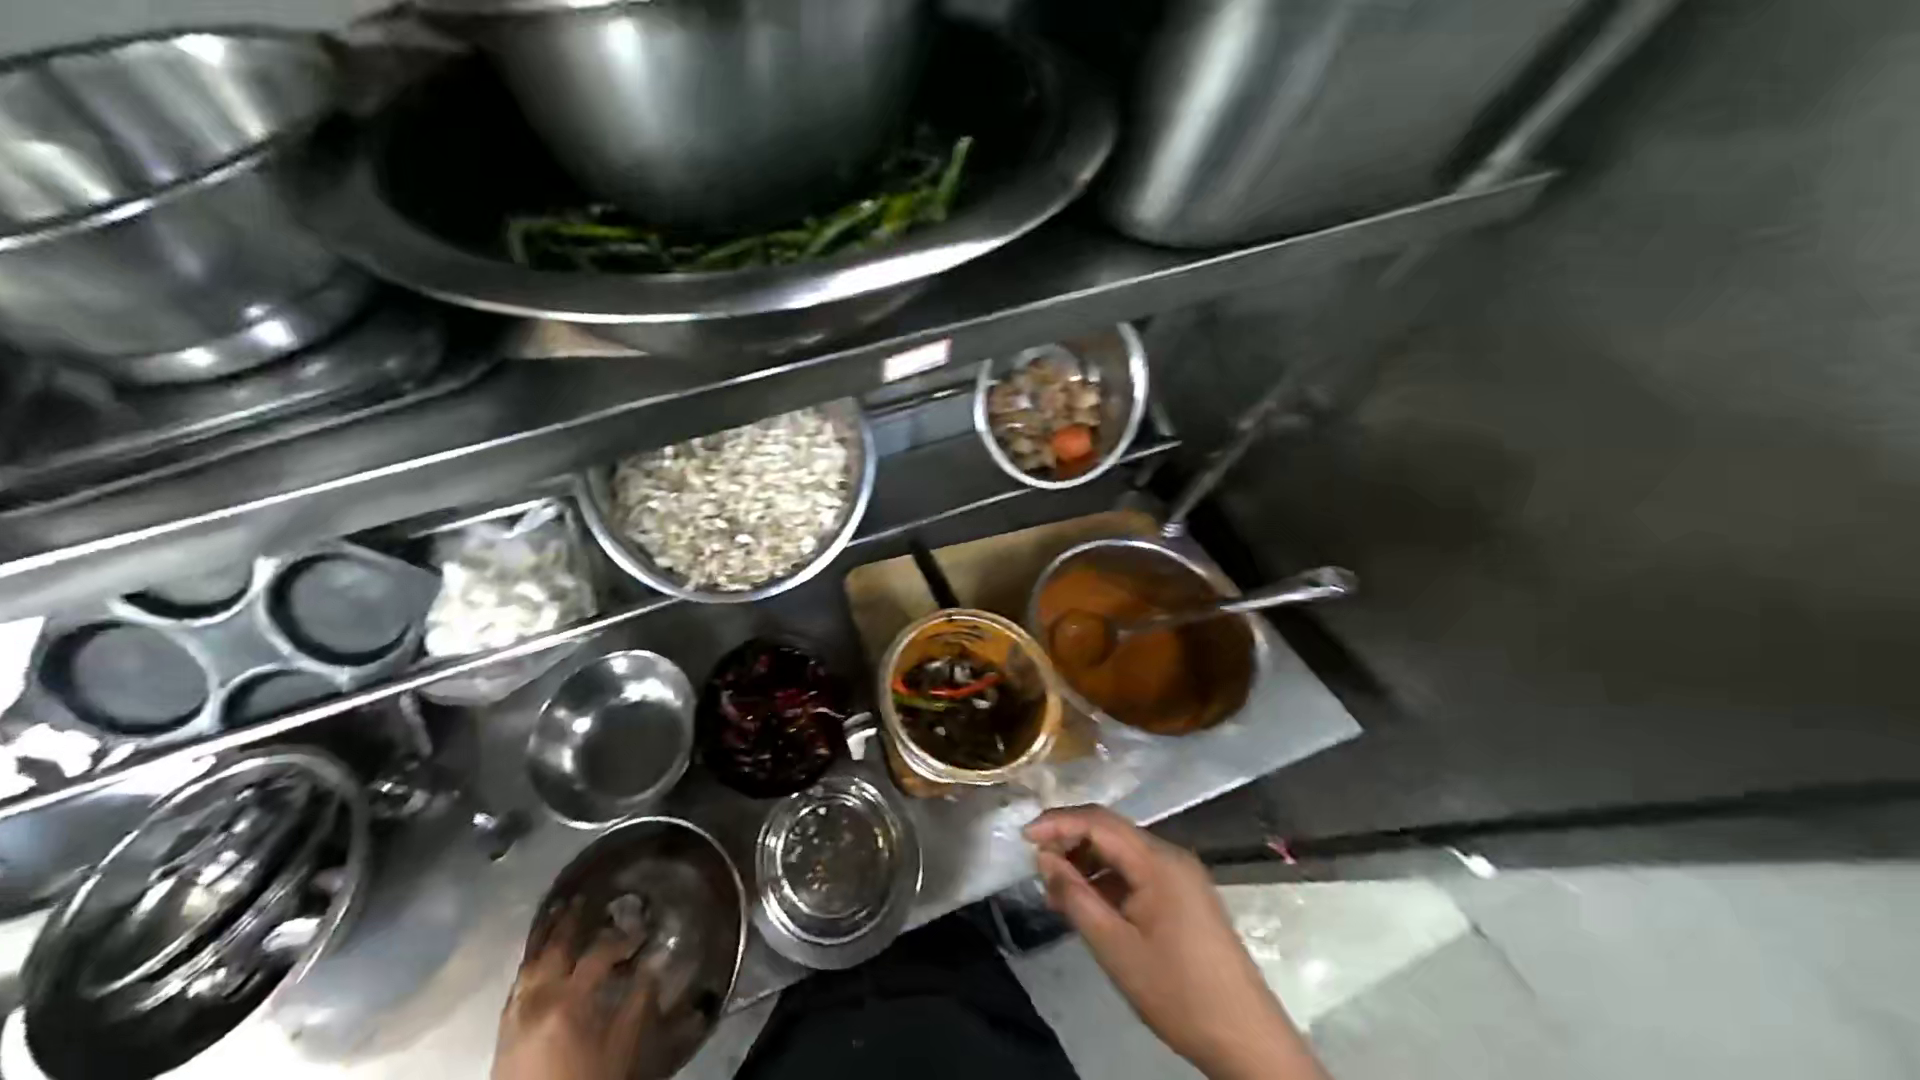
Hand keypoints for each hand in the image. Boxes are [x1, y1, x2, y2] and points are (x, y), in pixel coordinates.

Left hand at [492, 898, 653, 1079]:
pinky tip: (539, 955)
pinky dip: (531, 959)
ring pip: (530, 961)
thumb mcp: (622, 1047)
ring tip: (557, 912)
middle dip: (571, 920)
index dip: (622, 939)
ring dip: (545, 934)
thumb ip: (639, 1002)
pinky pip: (518, 981)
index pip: (598, 953)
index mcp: (568, 1000)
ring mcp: (515, 1013)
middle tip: (585, 896)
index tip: (641, 932)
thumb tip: (655, 964)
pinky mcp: (504, 1028)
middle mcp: (537, 998)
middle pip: (554, 948)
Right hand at [1025, 806, 1328, 1079]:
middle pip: (1111, 832)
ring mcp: (1181, 876)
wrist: (1245, 1038)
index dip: (1058, 822)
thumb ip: (1075, 896)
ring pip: (1123, 853)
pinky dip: (1108, 881)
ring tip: (1056, 892)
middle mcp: (1171, 857)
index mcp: (1158, 861)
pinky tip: (1088, 904)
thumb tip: (1045, 859)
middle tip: (1037, 867)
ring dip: (1088, 864)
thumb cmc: (1176, 991)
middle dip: (1070, 842)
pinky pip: (1137, 873)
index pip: (1099, 822)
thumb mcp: (1114, 947)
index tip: (1024, 837)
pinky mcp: (1184, 896)